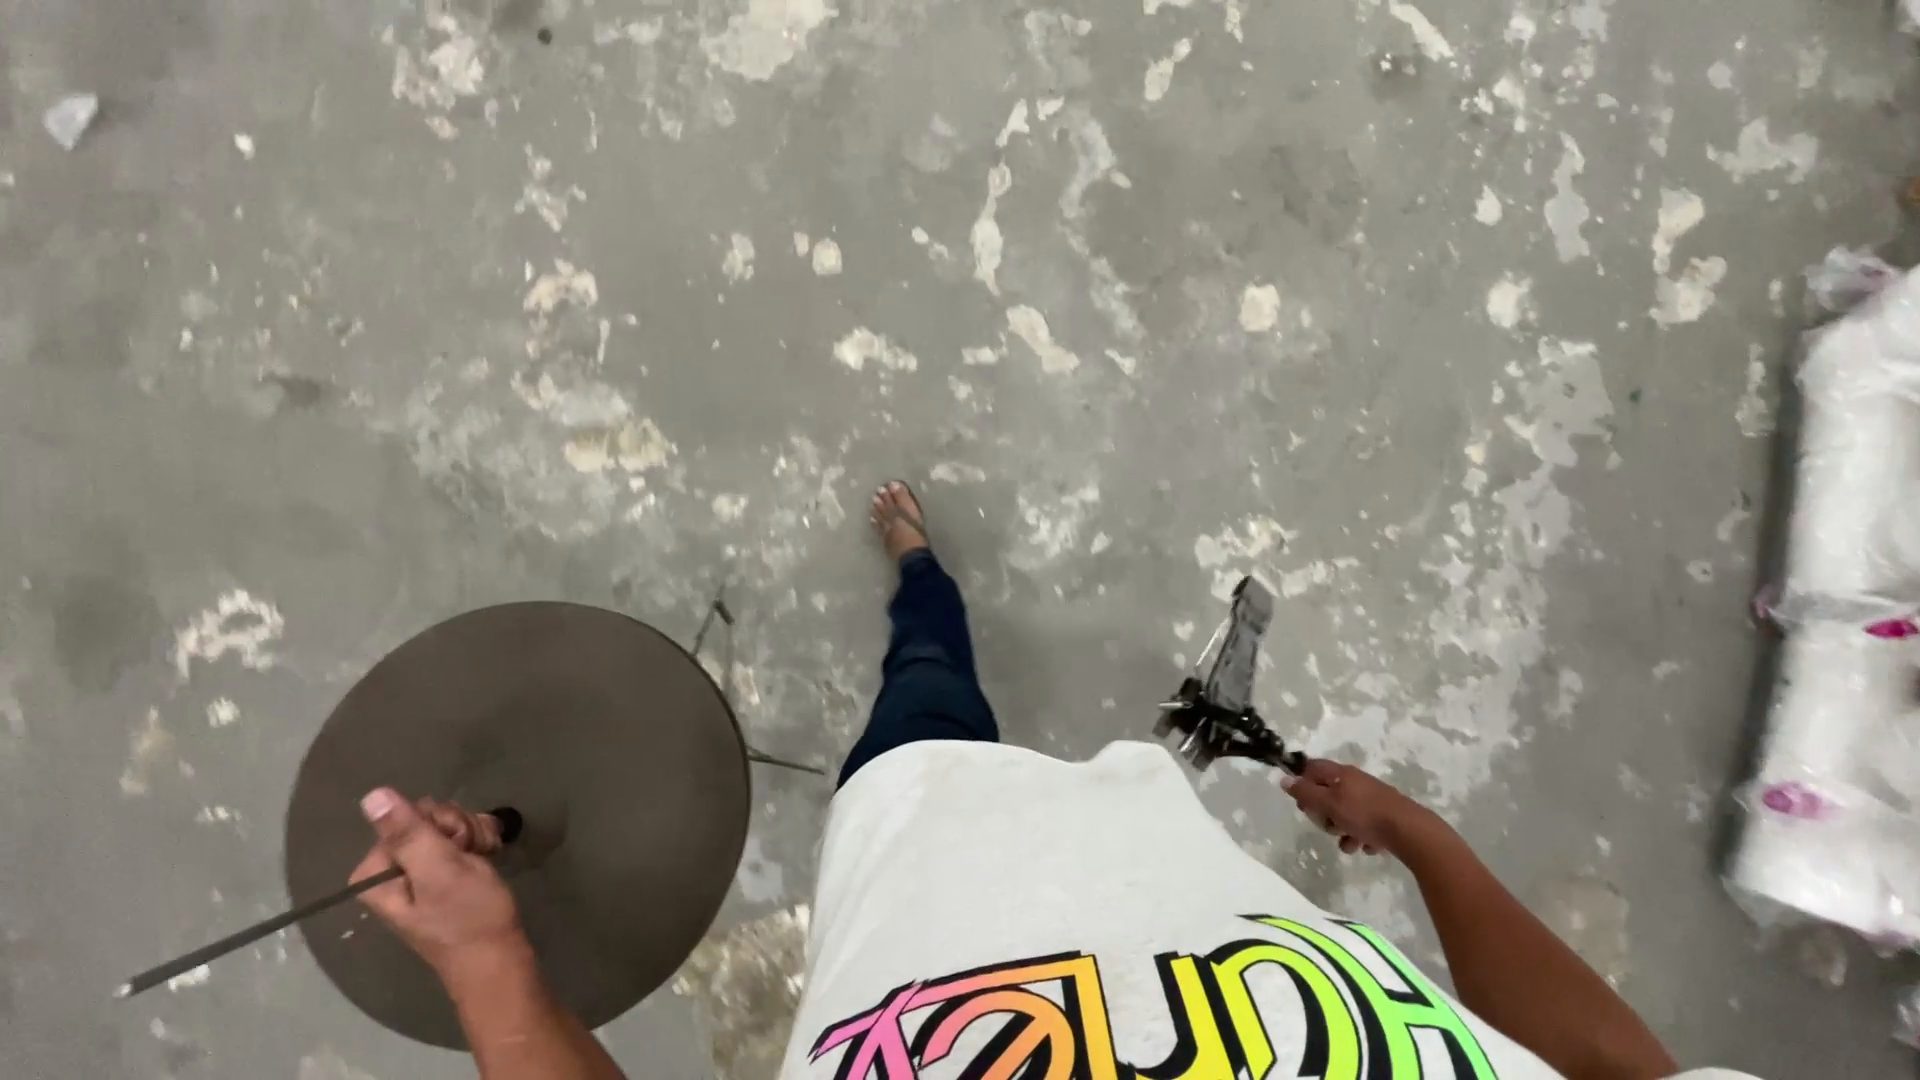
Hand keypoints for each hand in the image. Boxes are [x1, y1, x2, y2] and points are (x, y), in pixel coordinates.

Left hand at [350, 788, 525, 976]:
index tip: (457, 849)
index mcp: (376, 870)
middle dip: (460, 830)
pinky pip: (460, 836)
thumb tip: (372, 794)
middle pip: (430, 817)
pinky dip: (480, 842)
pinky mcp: (443, 871)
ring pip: (450, 824)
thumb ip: (408, 833)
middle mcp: (390, 867)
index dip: (442, 826)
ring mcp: (418, 869)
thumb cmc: (467, 916)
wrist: (496, 956)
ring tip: (482, 860)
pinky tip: (487, 857)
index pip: (410, 816)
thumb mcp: (439, 871)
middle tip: (471, 856)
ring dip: (473, 835)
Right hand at [1285, 759, 1432, 855]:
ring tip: (1347, 843)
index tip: (1303, 803)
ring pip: (1345, 812)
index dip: (1302, 783)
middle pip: (1327, 793)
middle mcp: (1356, 781)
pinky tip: (1365, 846)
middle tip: (1326, 824)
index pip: (1312, 768)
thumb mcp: (1328, 803)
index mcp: (1340, 773)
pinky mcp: (1385, 815)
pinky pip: (1364, 824)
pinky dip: (1361, 835)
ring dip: (1341, 829)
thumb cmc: (1364, 814)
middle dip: (1323, 813)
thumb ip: (1305, 793)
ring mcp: (1372, 798)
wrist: (1410, 831)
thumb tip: (1283, 779)